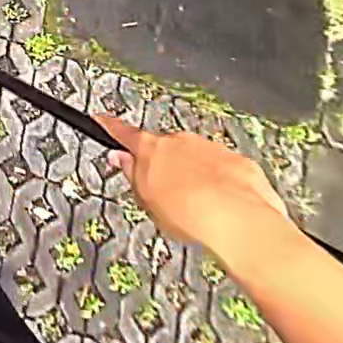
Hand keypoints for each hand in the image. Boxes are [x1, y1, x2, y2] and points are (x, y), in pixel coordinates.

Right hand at [95, 115, 291, 256]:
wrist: (240, 223)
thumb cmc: (190, 214)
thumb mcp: (146, 200)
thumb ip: (131, 174)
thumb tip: (122, 159)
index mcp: (150, 148)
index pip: (123, 132)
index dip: (109, 126)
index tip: (102, 119)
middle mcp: (180, 141)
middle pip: (165, 148)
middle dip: (165, 165)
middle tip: (167, 194)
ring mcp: (211, 149)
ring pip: (197, 158)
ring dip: (196, 176)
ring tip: (200, 209)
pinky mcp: (239, 162)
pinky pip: (225, 169)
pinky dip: (224, 184)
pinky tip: (225, 207)